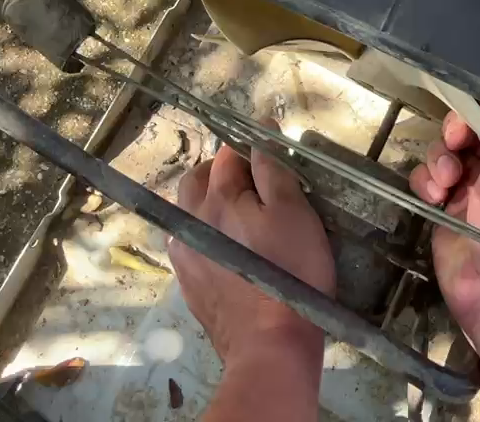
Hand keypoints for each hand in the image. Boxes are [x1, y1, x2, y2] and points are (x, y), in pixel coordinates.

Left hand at [171, 143, 334, 420]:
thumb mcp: (294, 210)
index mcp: (218, 198)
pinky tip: (231, 247)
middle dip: (221, 170)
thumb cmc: (290, 271)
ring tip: (242, 213)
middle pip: (197, 180)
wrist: (270, 347)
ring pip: (189, 212)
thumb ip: (273, 168)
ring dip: (209, 202)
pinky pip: (191, 243)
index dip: (250, 146)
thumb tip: (261, 131)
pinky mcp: (189, 284)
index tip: (271, 151)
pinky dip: (208, 233)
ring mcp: (185, 256)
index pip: (227, 155)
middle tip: (254, 179)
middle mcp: (191, 221)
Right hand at [409, 113, 479, 421]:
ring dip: (442, 158)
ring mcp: (475, 187)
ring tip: (448, 180)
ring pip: (447, 149)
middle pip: (472, 126)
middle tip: (457, 141)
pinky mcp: (449, 207)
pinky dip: (427, 181)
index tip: (471, 103)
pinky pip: (429, 177)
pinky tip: (436, 197)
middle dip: (460, 130)